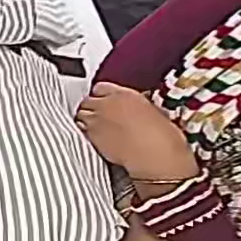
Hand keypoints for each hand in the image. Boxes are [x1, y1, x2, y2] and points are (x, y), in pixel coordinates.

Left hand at [74, 83, 199, 180]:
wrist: (153, 153)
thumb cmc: (160, 135)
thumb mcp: (151, 111)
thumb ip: (134, 105)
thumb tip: (132, 108)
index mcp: (124, 94)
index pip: (101, 87)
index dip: (100, 95)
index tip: (100, 99)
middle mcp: (107, 104)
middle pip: (87, 100)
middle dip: (90, 106)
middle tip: (94, 114)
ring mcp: (96, 120)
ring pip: (80, 113)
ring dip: (84, 118)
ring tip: (91, 125)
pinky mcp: (91, 136)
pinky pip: (80, 129)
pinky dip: (83, 131)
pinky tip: (92, 136)